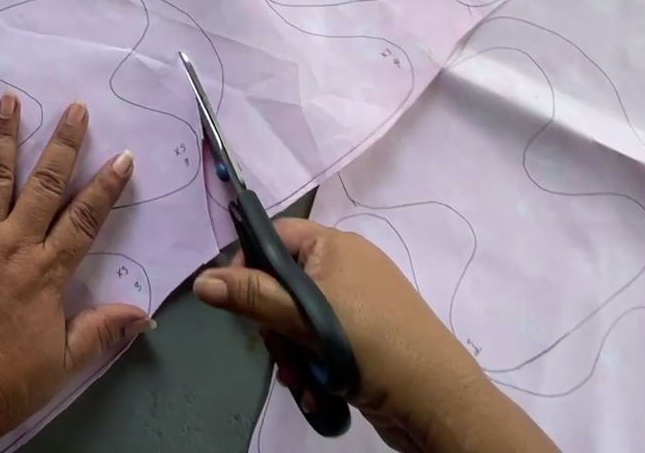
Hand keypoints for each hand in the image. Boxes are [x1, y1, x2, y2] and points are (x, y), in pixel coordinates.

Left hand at [0, 94, 150, 448]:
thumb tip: (143, 314)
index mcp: (46, 272)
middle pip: (45, 185)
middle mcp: (14, 243)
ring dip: (4, 135)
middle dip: (63, 144)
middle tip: (75, 109)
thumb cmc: (2, 380)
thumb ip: (99, 331)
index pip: (84, 220)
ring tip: (11, 99)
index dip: (106, 188)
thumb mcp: (61, 364)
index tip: (122, 157)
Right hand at [192, 219, 554, 452]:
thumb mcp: (306, 317)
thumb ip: (252, 296)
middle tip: (278, 349)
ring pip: (297, 319)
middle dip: (273, 323)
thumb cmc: (374, 346)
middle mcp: (343, 268)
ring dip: (291, 352)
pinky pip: (320, 342)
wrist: (443, 407)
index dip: (248, 264)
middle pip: (281, 283)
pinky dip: (312, 365)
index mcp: (334, 246)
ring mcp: (356, 305)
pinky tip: (317, 390)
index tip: (237, 300)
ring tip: (302, 379)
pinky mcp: (364, 340)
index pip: (274, 237)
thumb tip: (201, 281)